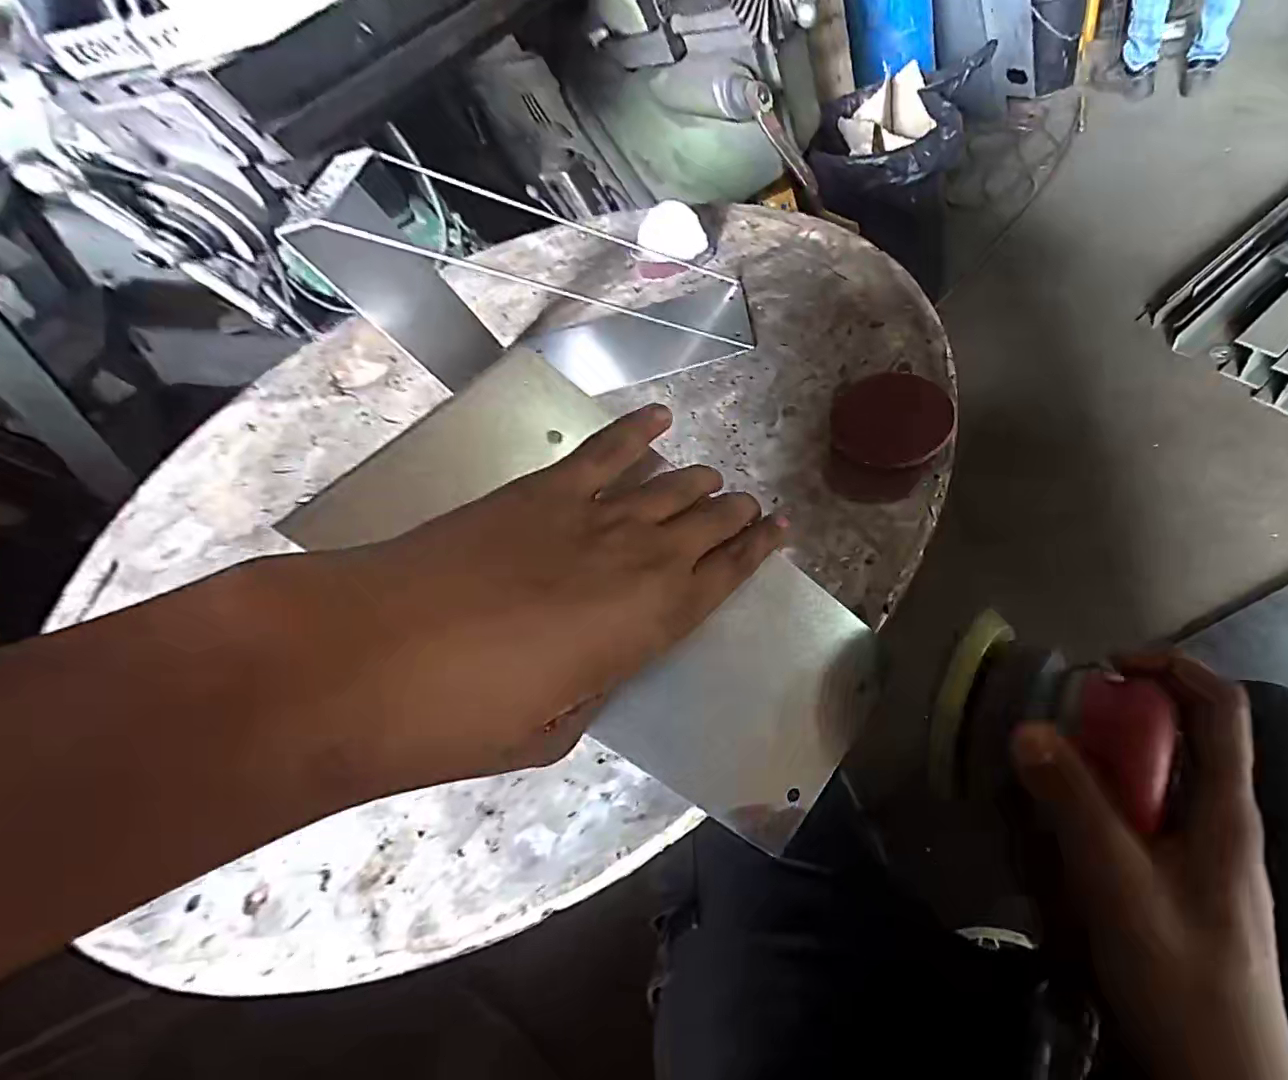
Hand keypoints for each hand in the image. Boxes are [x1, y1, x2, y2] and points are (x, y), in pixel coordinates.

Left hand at [234, 402, 785, 793]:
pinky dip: (637, 430)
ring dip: (700, 481)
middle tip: (748, 507)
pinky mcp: (545, 490)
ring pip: (673, 486)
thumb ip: (597, 686)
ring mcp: (596, 518)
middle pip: (712, 522)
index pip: (731, 573)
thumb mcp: (556, 729)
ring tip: (712, 479)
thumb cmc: (464, 716)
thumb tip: (601, 662)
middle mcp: (645, 560)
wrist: (360, 661)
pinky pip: (606, 450)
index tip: (781, 528)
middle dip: (738, 513)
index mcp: (656, 620)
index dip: (761, 548)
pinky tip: (661, 417)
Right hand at [1011, 653, 1287, 1079]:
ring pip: (1168, 783)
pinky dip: (1119, 810)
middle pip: (1187, 739)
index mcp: (1228, 806)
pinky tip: (1081, 842)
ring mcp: (1213, 856)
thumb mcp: (1119, 884)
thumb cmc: (1183, 977)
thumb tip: (1029, 730)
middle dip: (1130, 721)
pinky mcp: (1194, 886)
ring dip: (1118, 768)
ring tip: (1065, 783)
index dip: (1173, 667)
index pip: (1221, 704)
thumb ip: (1074, 804)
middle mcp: (1227, 819)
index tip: (1112, 669)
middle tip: (1072, 731)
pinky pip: (1156, 823)